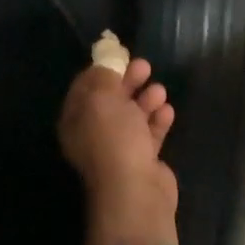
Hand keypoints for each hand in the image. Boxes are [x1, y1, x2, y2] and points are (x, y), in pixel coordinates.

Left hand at [59, 57, 178, 233]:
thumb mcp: (102, 100)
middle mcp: (93, 133)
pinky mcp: (143, 159)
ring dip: (146, 100)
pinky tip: (168, 111)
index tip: (121, 54)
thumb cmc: (114, 140)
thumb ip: (104, 77)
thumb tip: (107, 60)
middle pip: (111, 100)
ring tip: (160, 91)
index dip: (101, 69)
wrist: (136, 191)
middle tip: (146, 66)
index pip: (84, 87)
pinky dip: (158, 120)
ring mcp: (119, 148)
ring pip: (133, 116)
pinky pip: (150, 133)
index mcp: (76, 120)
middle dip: (128, 81)